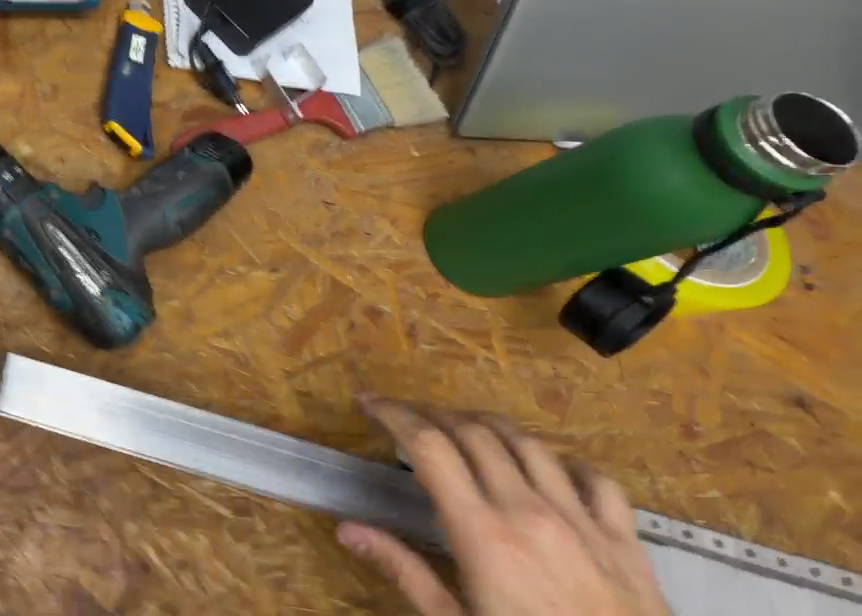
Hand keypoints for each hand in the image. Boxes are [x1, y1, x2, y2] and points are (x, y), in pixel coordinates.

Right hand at [341, 397, 669, 615]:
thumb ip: (405, 572)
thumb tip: (347, 529)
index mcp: (482, 532)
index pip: (428, 446)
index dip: (393, 414)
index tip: (369, 403)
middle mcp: (529, 512)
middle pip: (474, 433)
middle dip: (433, 413)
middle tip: (406, 415)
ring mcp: (584, 525)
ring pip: (531, 445)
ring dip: (490, 425)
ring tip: (464, 426)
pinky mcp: (627, 546)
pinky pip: (600, 483)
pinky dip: (568, 463)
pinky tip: (550, 467)